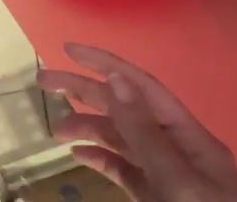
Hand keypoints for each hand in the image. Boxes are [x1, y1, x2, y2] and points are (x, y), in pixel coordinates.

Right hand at [39, 43, 236, 201]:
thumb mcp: (177, 183)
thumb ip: (145, 134)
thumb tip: (115, 78)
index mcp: (194, 141)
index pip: (144, 88)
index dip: (106, 64)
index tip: (67, 49)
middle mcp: (181, 152)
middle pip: (127, 109)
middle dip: (85, 92)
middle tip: (42, 83)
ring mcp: (171, 178)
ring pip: (121, 139)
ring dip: (87, 128)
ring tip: (56, 132)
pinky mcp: (159, 199)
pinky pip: (124, 169)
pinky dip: (100, 158)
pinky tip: (79, 157)